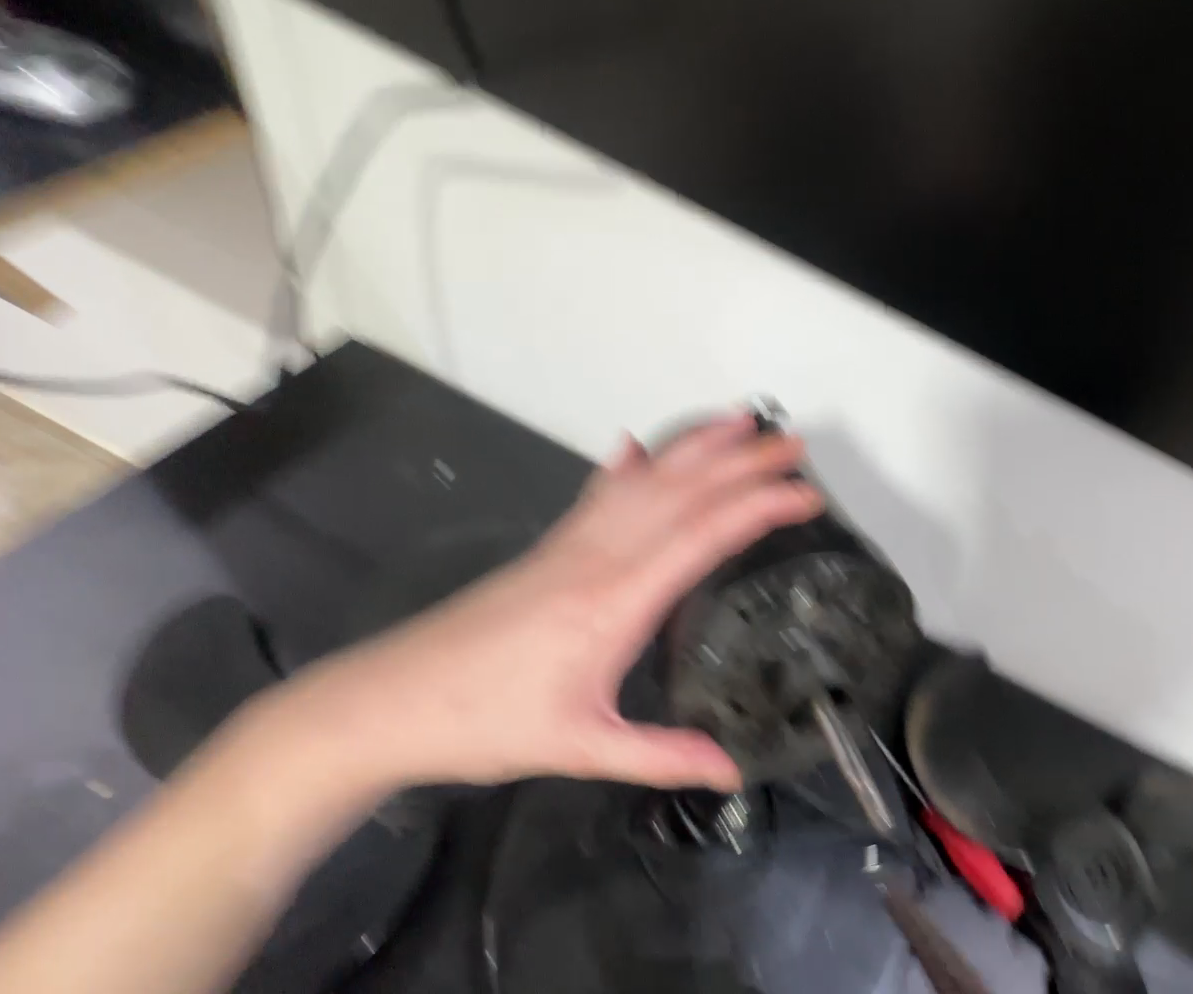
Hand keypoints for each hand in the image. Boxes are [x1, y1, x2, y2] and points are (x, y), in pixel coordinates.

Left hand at [243, 413, 821, 797]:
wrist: (384, 703)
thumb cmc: (484, 725)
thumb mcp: (580, 749)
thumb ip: (661, 756)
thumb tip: (733, 772)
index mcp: (616, 599)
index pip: (703, 535)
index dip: (760, 508)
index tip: (808, 495)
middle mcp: (598, 556)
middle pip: (682, 492)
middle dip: (744, 462)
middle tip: (796, 445)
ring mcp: (571, 545)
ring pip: (646, 480)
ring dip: (696, 446)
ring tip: (741, 421)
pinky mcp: (549, 548)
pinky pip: (601, 493)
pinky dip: (629, 466)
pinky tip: (635, 447)